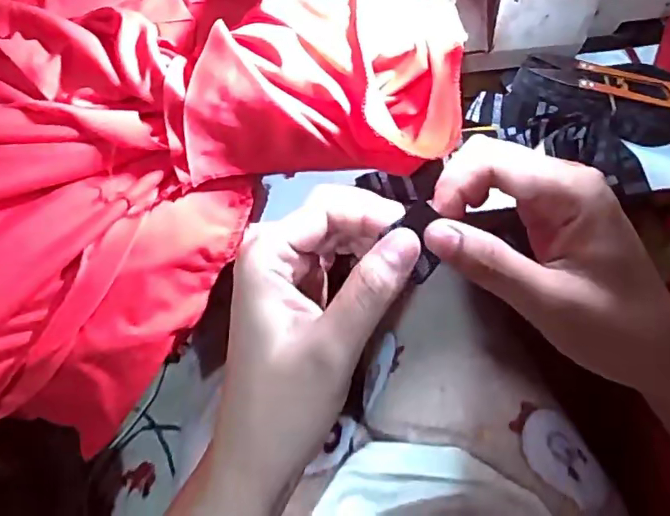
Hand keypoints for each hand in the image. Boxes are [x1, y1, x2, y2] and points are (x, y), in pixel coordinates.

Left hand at [199, 186, 419, 511]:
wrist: (254, 461)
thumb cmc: (285, 404)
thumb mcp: (333, 346)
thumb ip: (371, 288)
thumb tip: (411, 236)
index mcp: (266, 252)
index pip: (325, 208)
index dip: (370, 212)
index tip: (414, 227)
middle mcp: (269, 249)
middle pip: (328, 215)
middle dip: (370, 223)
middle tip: (415, 240)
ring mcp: (280, 268)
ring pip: (332, 235)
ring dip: (367, 240)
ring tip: (406, 252)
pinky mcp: (293, 288)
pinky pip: (330, 258)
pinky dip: (358, 260)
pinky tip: (384, 268)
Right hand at [422, 136, 669, 388]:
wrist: (664, 353)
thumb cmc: (615, 330)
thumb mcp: (547, 303)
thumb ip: (490, 263)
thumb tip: (430, 232)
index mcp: (571, 189)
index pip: (495, 160)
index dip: (457, 183)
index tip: (436, 223)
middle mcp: (566, 175)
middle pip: (492, 154)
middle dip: (457, 183)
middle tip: (439, 227)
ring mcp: (562, 187)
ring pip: (495, 165)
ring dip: (465, 189)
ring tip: (448, 226)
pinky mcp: (556, 203)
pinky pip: (507, 184)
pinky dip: (480, 197)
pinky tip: (469, 223)